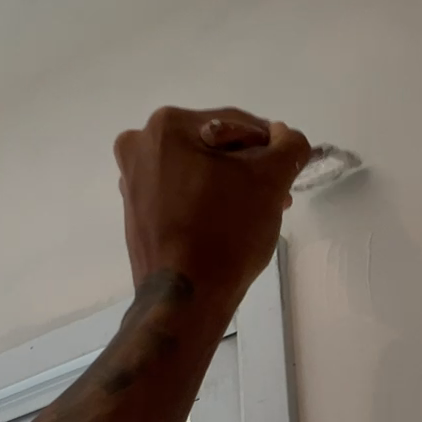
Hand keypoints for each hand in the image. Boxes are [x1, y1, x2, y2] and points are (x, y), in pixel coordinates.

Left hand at [114, 106, 310, 306]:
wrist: (187, 296)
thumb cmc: (227, 232)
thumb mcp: (270, 182)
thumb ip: (288, 148)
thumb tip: (287, 137)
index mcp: (167, 126)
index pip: (237, 125)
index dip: (271, 151)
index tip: (287, 181)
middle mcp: (140, 146)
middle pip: (214, 149)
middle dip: (249, 173)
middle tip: (276, 202)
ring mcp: (133, 182)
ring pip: (198, 174)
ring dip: (230, 189)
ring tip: (255, 219)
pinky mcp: (137, 215)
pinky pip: (182, 198)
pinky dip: (207, 207)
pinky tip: (226, 230)